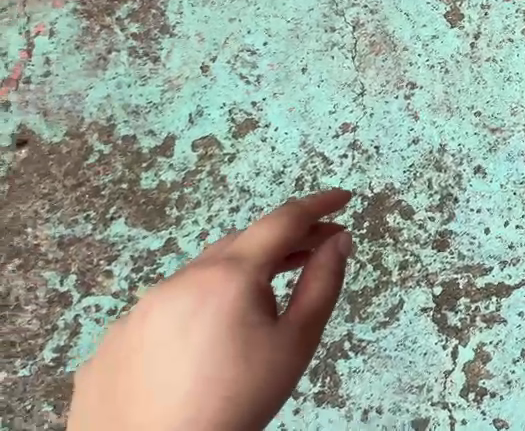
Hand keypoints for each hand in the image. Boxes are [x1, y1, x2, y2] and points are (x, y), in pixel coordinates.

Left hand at [68, 189, 355, 430]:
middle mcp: (176, 284)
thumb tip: (339, 240)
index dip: (319, 204)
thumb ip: (324, 280)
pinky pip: (164, 311)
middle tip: (318, 250)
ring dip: (239, 273)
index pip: (282, 220)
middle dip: (283, 240)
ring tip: (266, 296)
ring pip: (199, 277)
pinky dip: (198, 306)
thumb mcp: (299, 338)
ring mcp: (134, 316)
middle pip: (240, 243)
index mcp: (227, 276)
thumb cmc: (239, 397)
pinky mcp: (108, 348)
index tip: (344, 199)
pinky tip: (210, 338)